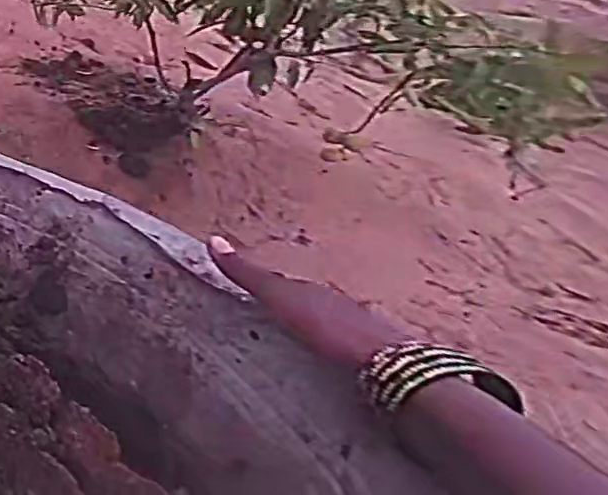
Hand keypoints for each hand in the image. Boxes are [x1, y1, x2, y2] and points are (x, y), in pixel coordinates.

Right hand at [208, 235, 406, 369]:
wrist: (395, 368)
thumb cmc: (329, 326)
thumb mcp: (279, 297)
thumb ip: (248, 274)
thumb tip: (211, 239)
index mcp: (312, 289)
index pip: (283, 282)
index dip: (264, 284)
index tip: (247, 287)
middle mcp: (338, 304)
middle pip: (310, 302)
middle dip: (294, 306)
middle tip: (272, 313)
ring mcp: (362, 332)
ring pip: (332, 325)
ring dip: (318, 329)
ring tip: (299, 339)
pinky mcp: (379, 360)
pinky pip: (350, 349)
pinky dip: (337, 350)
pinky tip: (331, 360)